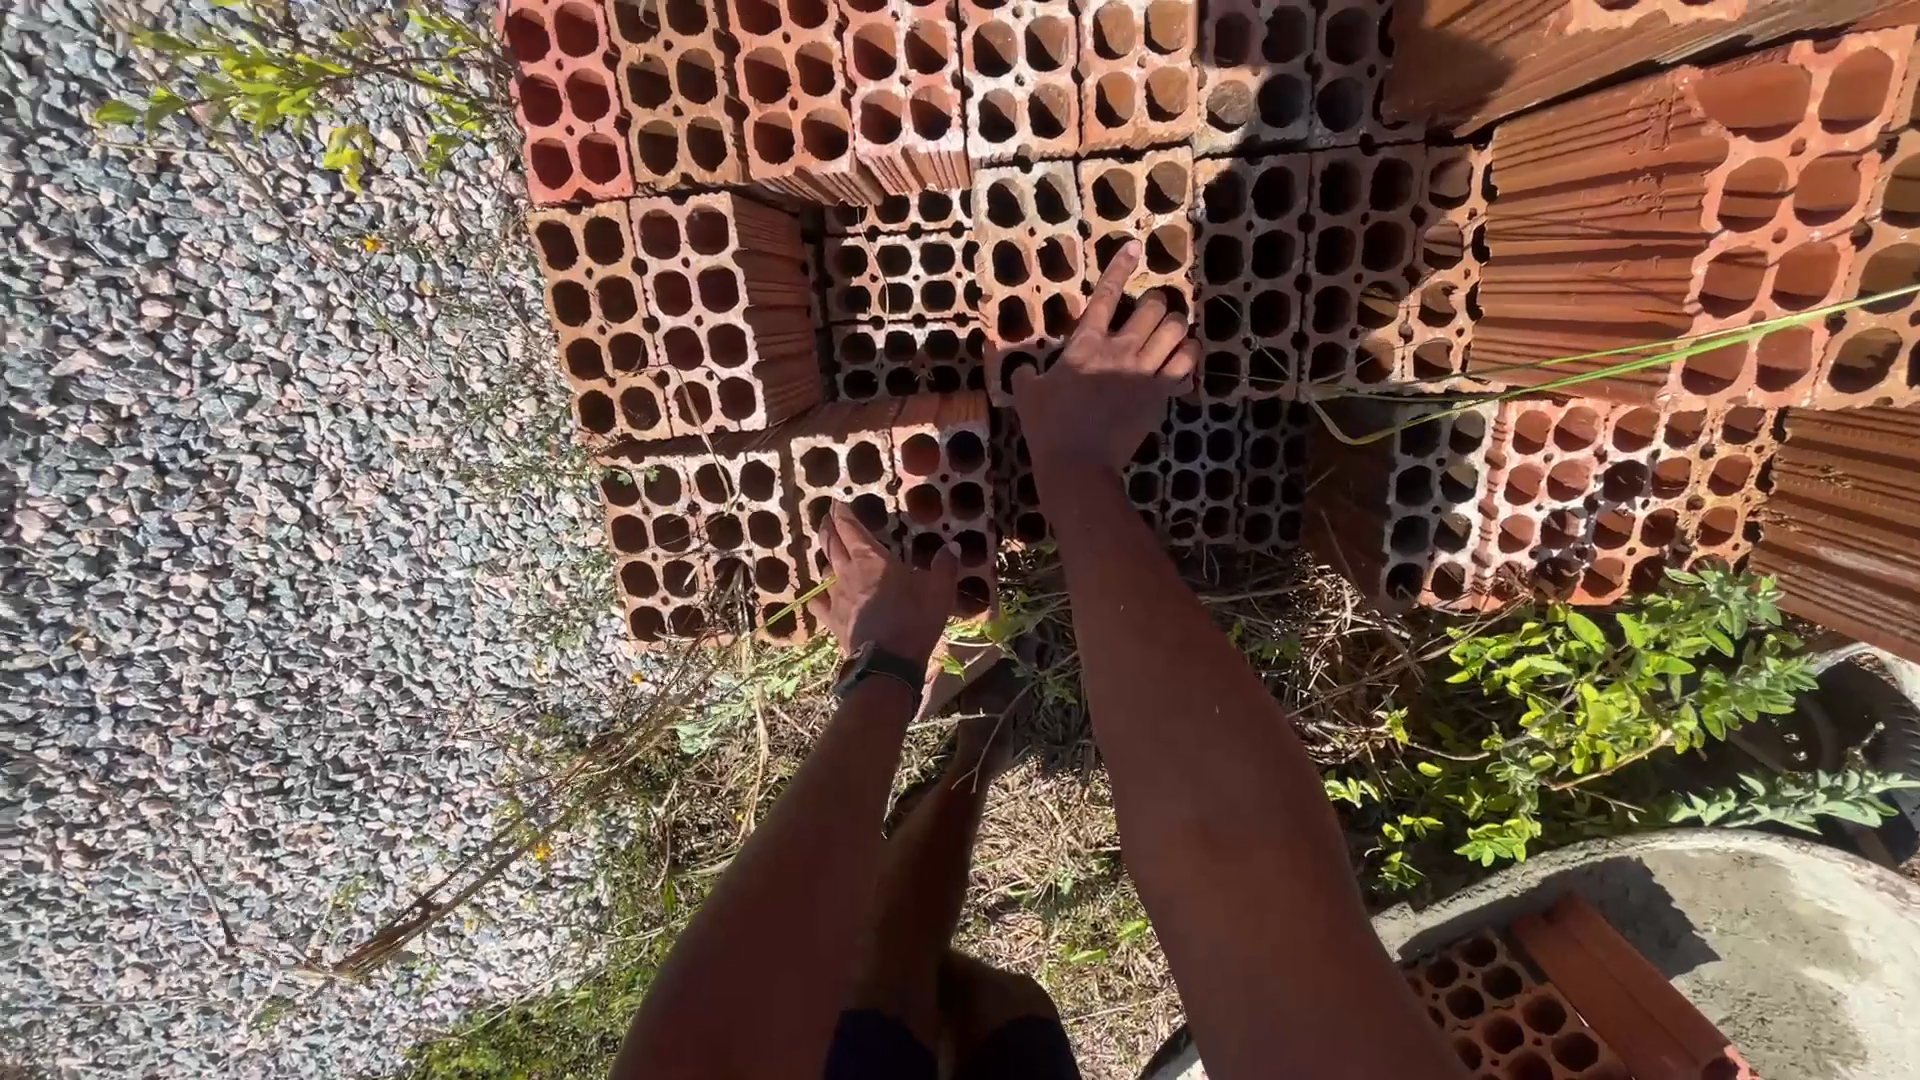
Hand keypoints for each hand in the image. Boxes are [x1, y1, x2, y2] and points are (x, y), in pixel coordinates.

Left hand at [807, 501, 955, 664]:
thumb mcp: (939, 591)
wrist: (888, 662)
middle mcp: (848, 572)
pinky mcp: (832, 620)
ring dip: (824, 556)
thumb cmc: (914, 620)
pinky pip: (818, 602)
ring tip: (826, 551)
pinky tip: (816, 594)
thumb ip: (944, 566)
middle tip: (826, 517)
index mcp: (872, 559)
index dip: (842, 513)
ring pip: (823, 569)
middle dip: (829, 528)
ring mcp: (836, 597)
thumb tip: (953, 546)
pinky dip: (817, 594)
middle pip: (832, 544)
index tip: (836, 501)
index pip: (851, 528)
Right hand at [1011, 240, 1199, 474]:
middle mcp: (1119, 349)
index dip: (1120, 267)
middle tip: (1151, 313)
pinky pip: (1186, 364)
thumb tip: (1019, 369)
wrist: (1078, 462)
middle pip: (1152, 307)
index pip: (1105, 295)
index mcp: (1085, 344)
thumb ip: (1025, 376)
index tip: (1134, 247)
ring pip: (1176, 330)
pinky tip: (1182, 360)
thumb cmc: (1048, 428)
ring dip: (1175, 327)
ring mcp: (1144, 372)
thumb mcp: (1027, 396)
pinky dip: (1188, 357)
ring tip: (1171, 332)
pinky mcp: (1160, 395)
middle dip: (1155, 305)